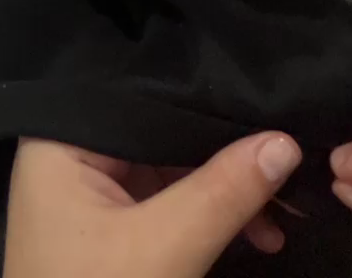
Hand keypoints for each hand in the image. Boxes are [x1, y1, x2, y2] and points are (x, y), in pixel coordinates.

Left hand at [5, 132, 301, 277]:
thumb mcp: (163, 250)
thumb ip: (222, 192)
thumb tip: (285, 141)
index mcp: (62, 138)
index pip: (143, 101)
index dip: (206, 105)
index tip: (269, 110)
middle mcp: (69, 151)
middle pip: (159, 134)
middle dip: (223, 157)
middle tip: (290, 166)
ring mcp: (87, 190)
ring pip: (169, 170)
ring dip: (224, 192)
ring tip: (285, 214)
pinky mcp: (107, 226)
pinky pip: (165, 202)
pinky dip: (207, 217)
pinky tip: (257, 233)